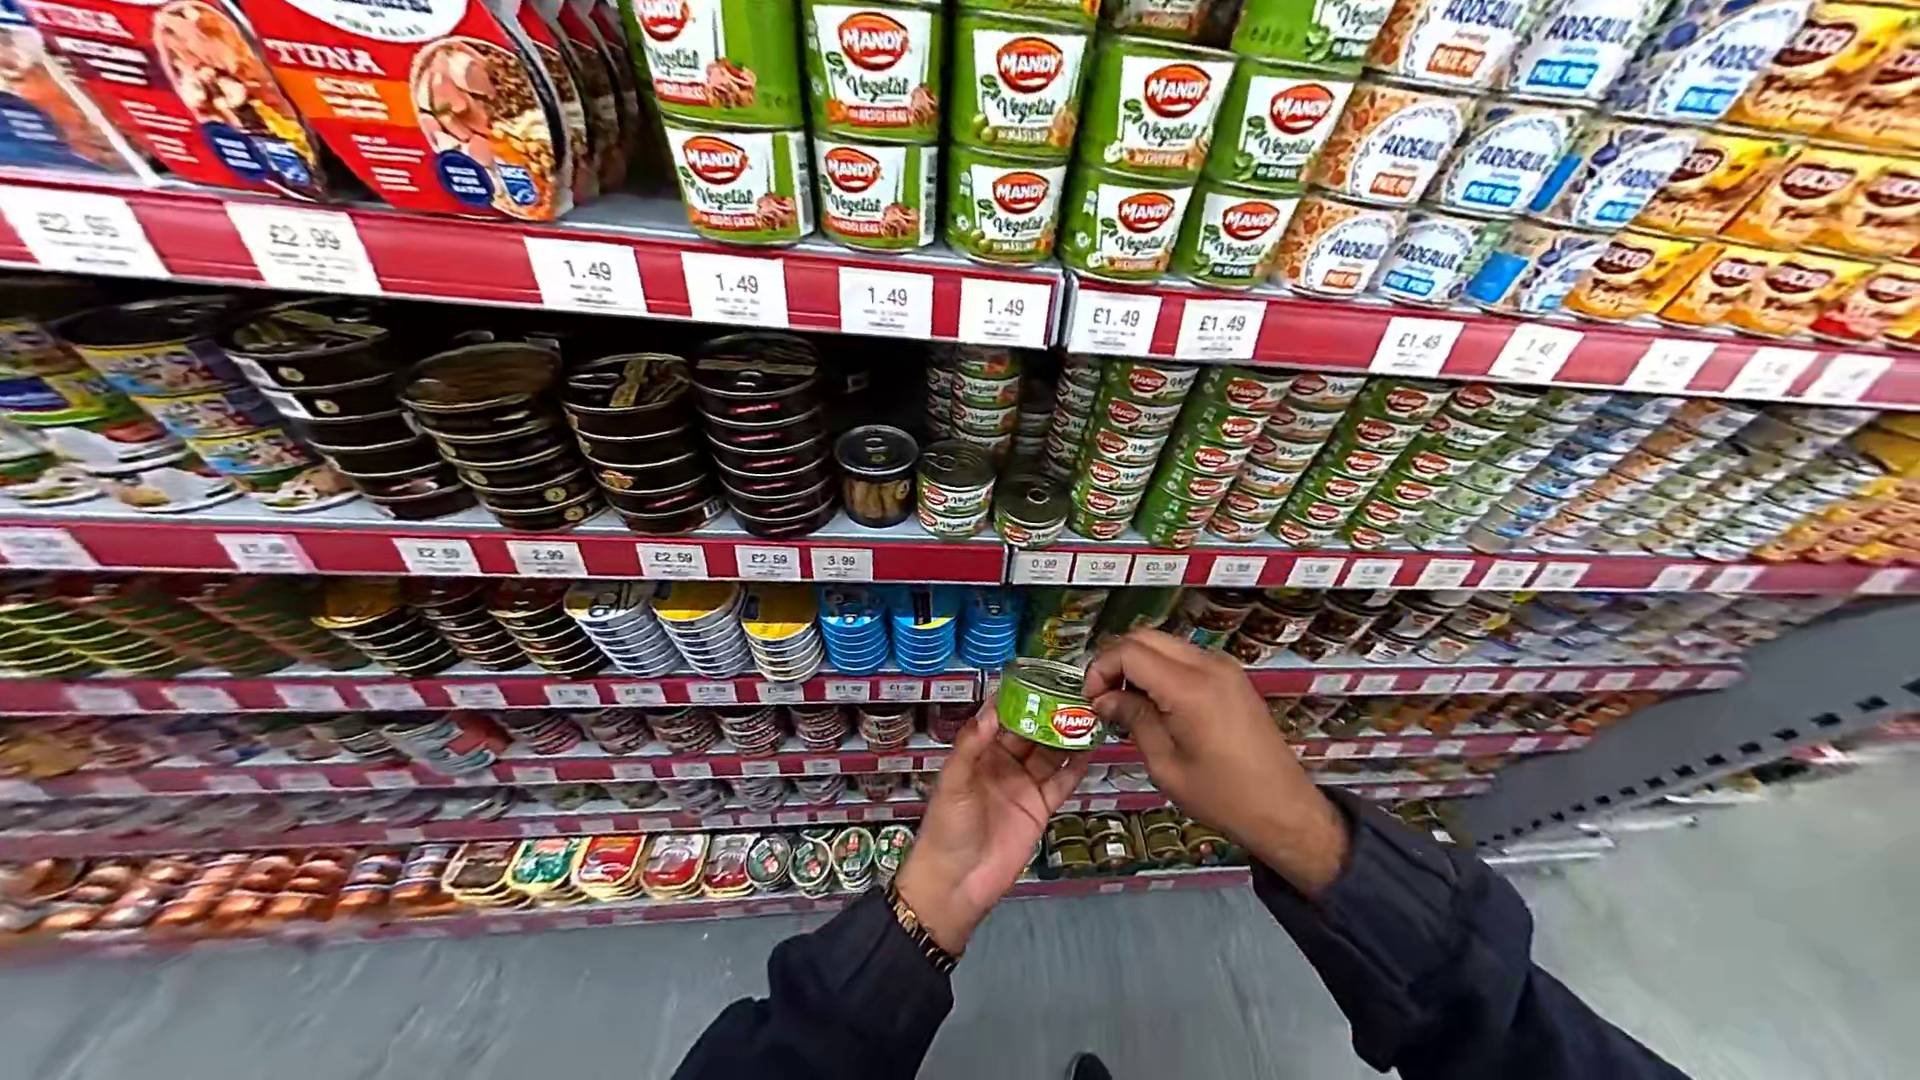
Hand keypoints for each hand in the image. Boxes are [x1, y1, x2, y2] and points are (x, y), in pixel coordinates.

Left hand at [894, 704, 1088, 954]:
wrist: (957, 883)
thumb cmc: (947, 827)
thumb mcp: (953, 781)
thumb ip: (971, 744)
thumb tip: (991, 709)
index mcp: (979, 754)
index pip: (999, 719)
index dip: (1015, 700)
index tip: (1035, 676)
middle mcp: (1003, 764)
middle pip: (1029, 733)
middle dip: (1046, 713)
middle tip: (1070, 691)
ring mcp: (1023, 785)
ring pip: (1048, 754)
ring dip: (1064, 735)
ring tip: (1086, 713)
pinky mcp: (1040, 808)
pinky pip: (1061, 783)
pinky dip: (1075, 767)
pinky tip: (1089, 748)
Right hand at [1085, 630, 1348, 894]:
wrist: (1285, 810)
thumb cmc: (1222, 796)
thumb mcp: (1165, 764)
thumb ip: (1133, 719)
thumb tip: (1104, 699)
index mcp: (1189, 687)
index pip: (1129, 652)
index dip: (1101, 669)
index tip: (1091, 700)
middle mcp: (1208, 665)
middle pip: (1144, 637)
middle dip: (1115, 661)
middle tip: (1103, 697)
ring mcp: (1223, 667)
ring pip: (1163, 643)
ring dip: (1137, 663)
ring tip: (1126, 701)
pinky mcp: (1231, 676)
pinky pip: (1183, 656)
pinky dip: (1159, 668)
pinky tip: (1155, 701)